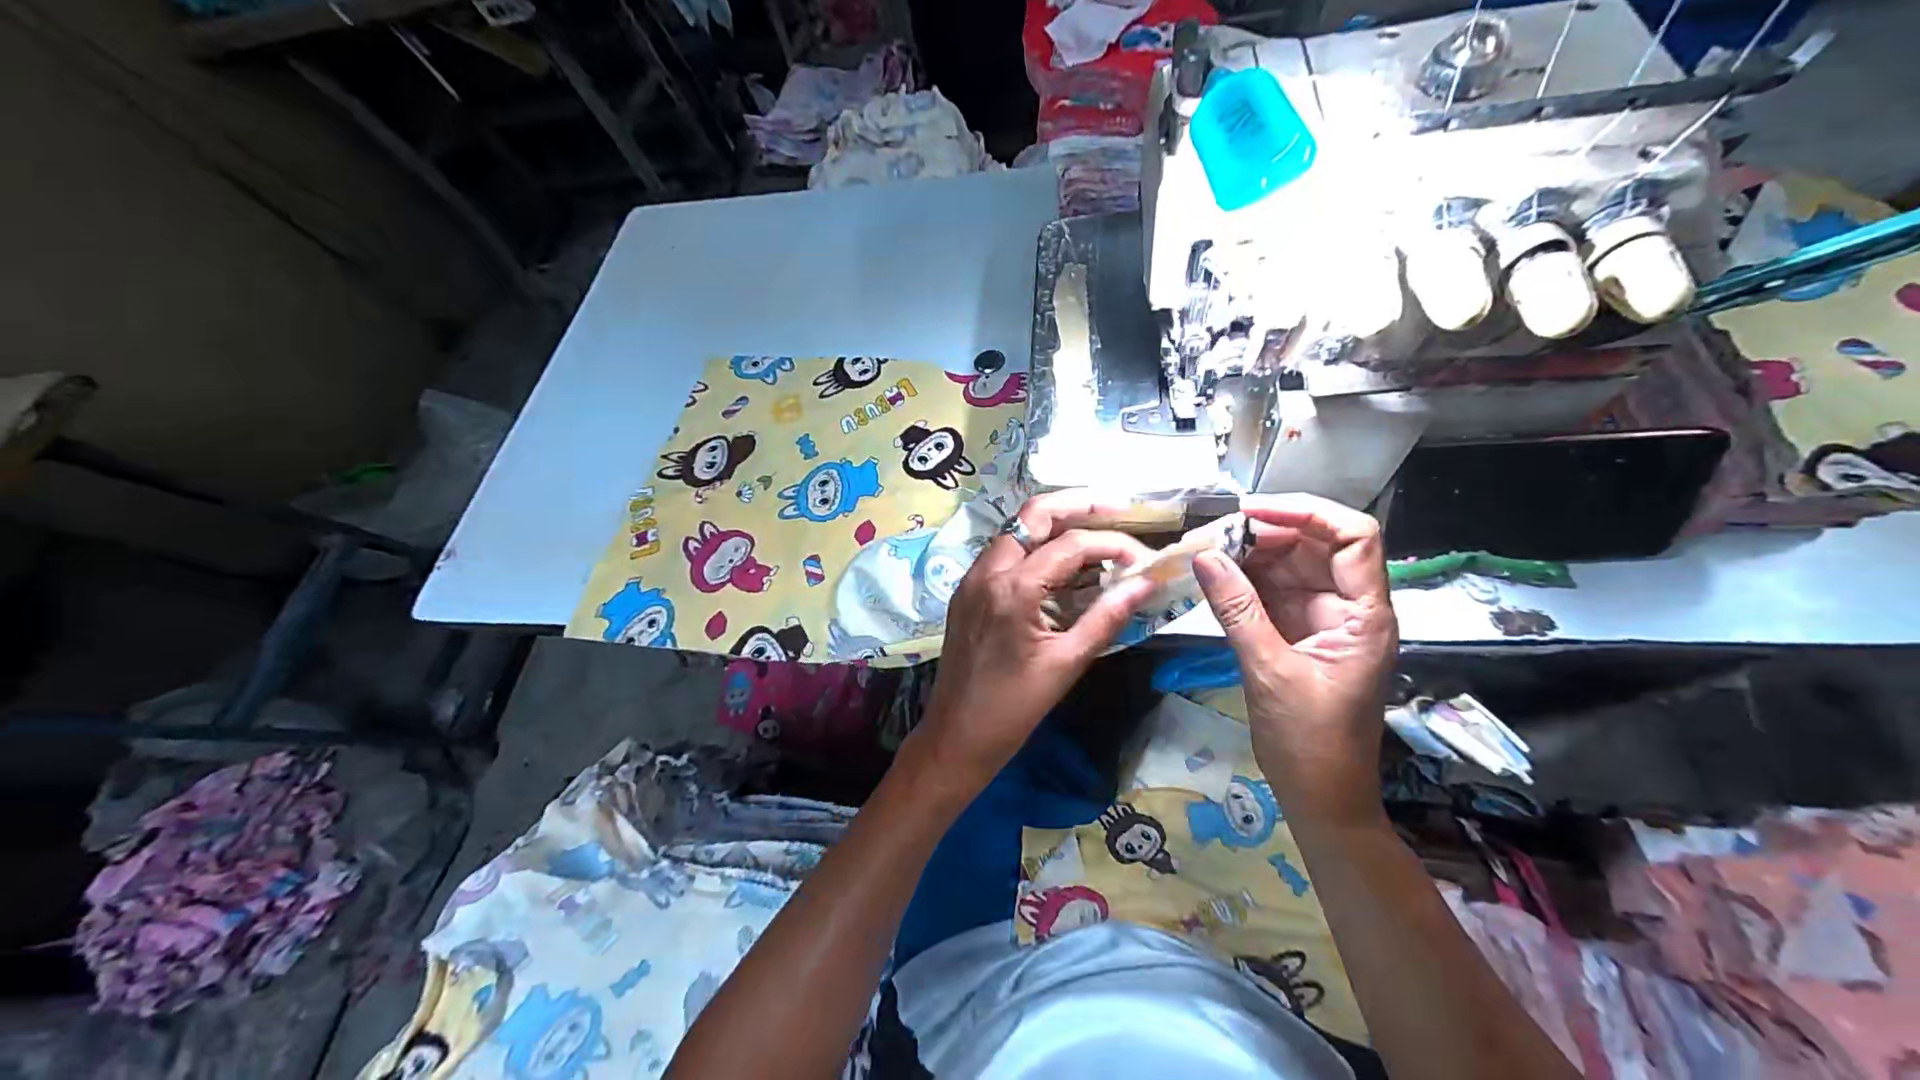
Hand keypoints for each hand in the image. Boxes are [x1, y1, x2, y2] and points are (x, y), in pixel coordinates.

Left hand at [913, 492, 1159, 788]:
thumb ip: (1108, 616)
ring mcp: (972, 579)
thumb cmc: (1014, 707)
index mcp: (1012, 589)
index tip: (1142, 559)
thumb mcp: (1068, 662)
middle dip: (1078, 506)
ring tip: (1098, 534)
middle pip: (1033, 514)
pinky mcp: (968, 591)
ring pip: (1017, 530)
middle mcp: (987, 571)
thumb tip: (1147, 582)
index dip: (1113, 544)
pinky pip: (1005, 553)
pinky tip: (1064, 565)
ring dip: (1056, 525)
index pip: (1071, 544)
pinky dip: (1036, 547)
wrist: (957, 735)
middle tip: (1119, 509)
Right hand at [1191, 494, 1397, 824]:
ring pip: (1292, 565)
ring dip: (1250, 553)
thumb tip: (1204, 557)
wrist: (1320, 796)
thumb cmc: (1309, 743)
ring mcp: (1323, 619)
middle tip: (1212, 533)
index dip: (1307, 513)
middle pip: (1318, 545)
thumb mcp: (1270, 672)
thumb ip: (1237, 610)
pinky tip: (1214, 572)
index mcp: (1366, 616)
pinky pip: (1273, 591)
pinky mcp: (1298, 632)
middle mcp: (1350, 608)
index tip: (1251, 512)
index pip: (1354, 538)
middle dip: (1267, 532)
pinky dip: (1244, 579)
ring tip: (1205, 549)